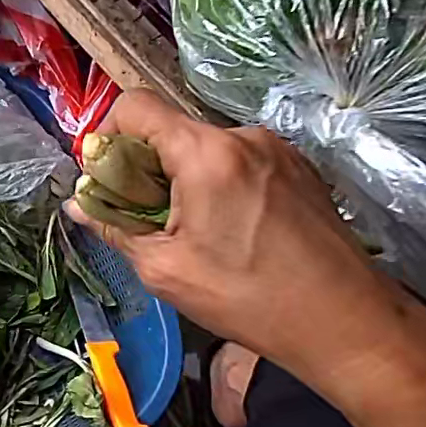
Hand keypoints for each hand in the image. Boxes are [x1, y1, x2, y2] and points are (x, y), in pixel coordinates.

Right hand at [67, 92, 425, 412]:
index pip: (136, 105)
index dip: (106, 134)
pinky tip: (228, 230)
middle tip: (143, 217)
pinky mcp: (298, 167)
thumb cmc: (247, 298)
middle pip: (171, 129)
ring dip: (180, 178)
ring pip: (204, 148)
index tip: (106, 179)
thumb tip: (79, 205)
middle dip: (143, 166)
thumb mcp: (165, 269)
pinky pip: (237, 161)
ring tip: (190, 231)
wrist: (346, 321)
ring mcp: (277, 149)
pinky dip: (215, 184)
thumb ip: (115, 227)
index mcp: (206, 153)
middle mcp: (243, 136)